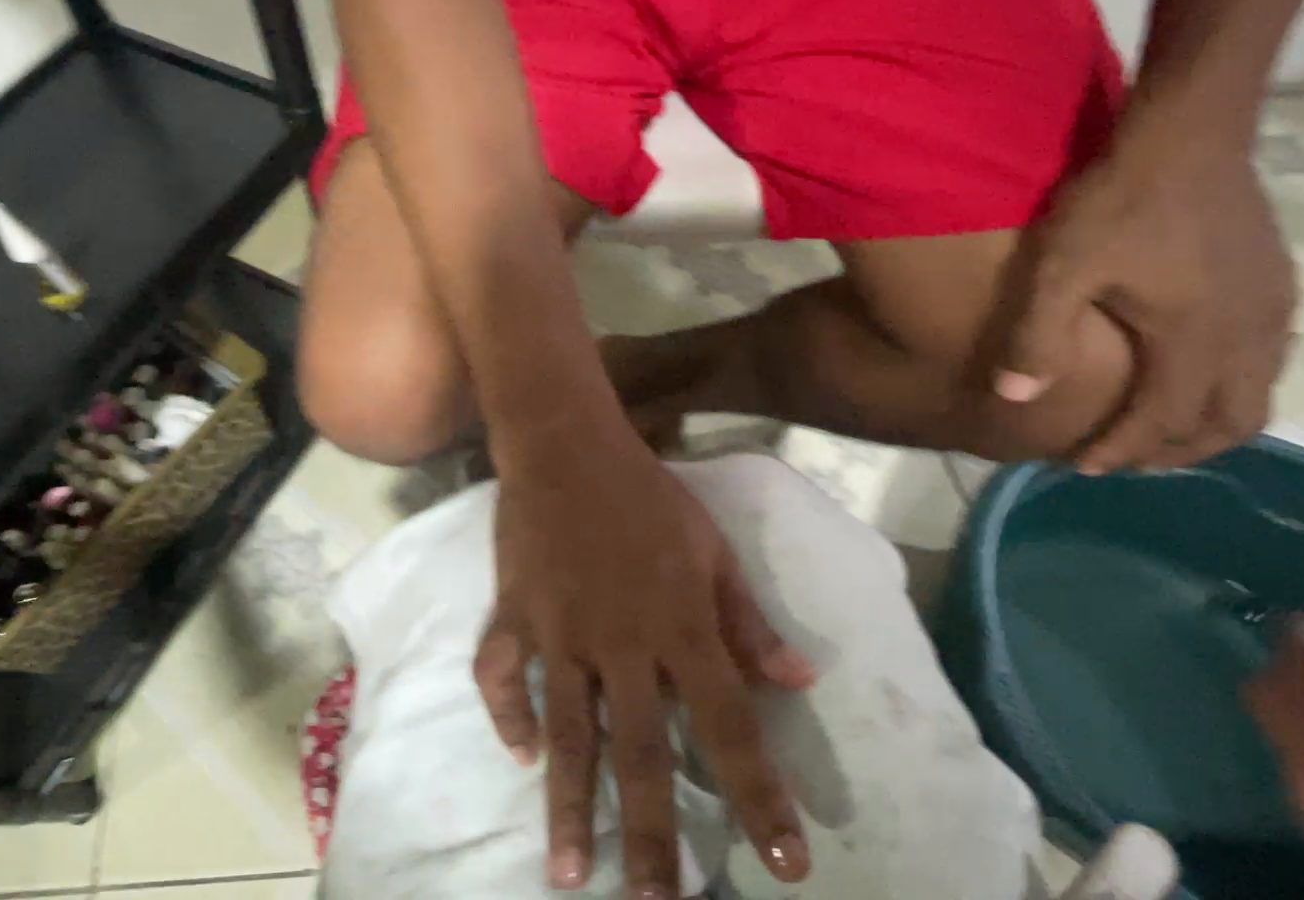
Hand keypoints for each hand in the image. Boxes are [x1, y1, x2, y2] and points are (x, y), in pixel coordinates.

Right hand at [473, 424, 815, 896]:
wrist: (567, 447)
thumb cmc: (648, 496)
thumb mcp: (712, 547)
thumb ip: (748, 619)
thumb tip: (802, 680)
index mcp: (680, 625)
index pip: (729, 725)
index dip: (760, 796)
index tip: (784, 864)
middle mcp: (621, 643)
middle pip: (641, 752)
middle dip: (655, 836)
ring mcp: (560, 632)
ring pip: (567, 732)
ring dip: (570, 806)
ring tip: (569, 873)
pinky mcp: (514, 613)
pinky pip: (501, 675)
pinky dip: (507, 717)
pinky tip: (520, 754)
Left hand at [996, 119, 1294, 472]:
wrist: (1183, 137)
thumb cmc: (1113, 205)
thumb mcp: (1059, 271)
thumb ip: (1037, 336)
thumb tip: (1013, 399)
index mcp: (1195, 340)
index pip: (1161, 421)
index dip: (1120, 451)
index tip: (1079, 467)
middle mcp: (1248, 335)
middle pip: (1228, 422)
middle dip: (1174, 451)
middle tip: (1121, 459)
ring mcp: (1271, 308)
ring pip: (1254, 394)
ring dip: (1205, 422)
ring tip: (1150, 431)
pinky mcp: (1273, 283)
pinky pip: (1263, 360)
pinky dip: (1226, 388)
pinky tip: (1185, 376)